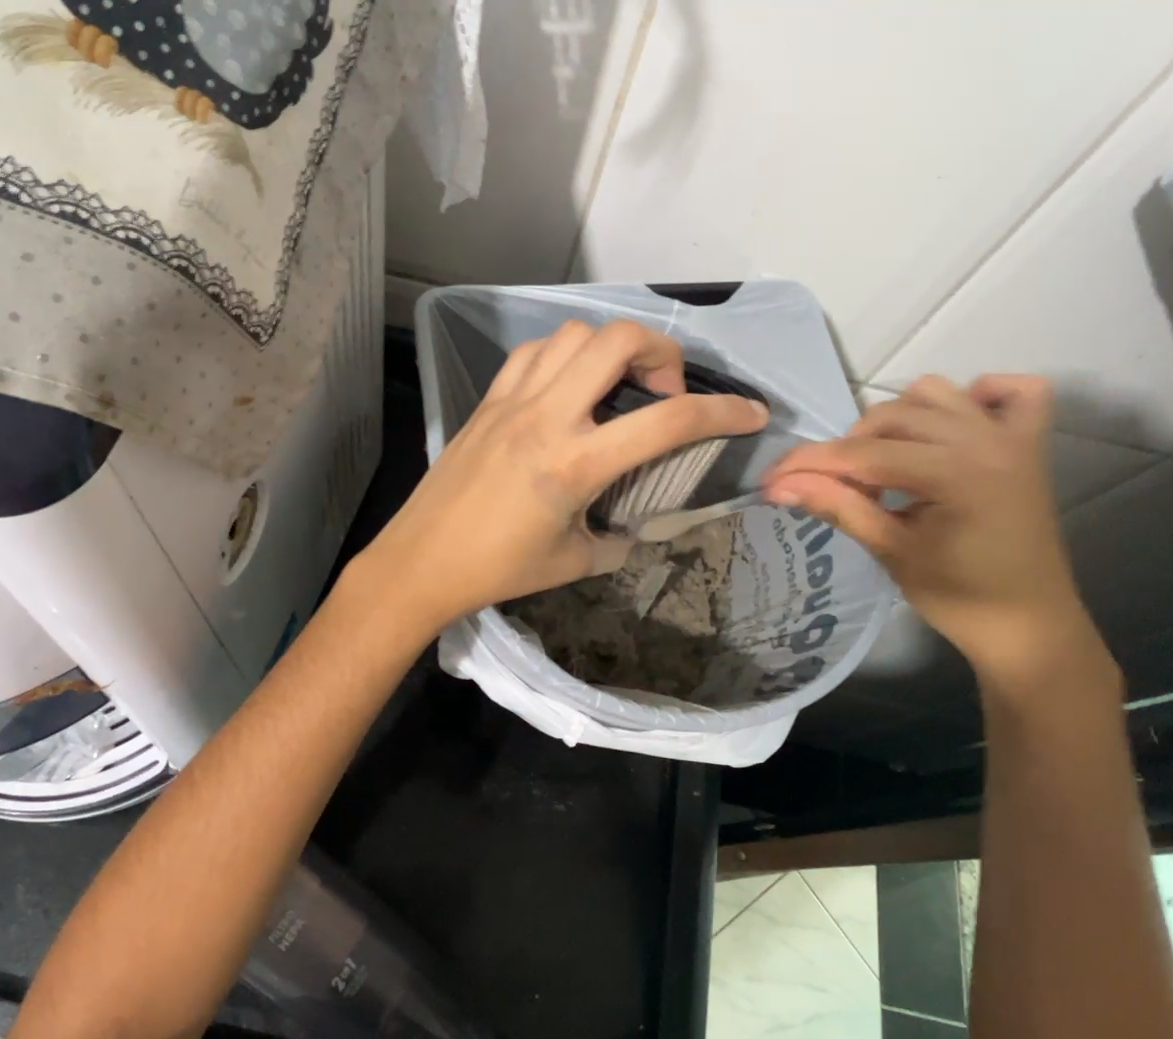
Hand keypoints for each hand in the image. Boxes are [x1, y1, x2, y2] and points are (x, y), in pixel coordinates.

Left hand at [350, 320, 768, 631]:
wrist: (421, 562)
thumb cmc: (497, 570)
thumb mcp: (573, 562)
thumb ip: (618, 540)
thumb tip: (636, 527)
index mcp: (575, 462)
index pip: (668, 420)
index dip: (722, 412)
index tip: (750, 413)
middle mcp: (546, 417)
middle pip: (617, 340)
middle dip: (661, 353)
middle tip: (664, 391)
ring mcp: (511, 402)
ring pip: (572, 334)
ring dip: (609, 348)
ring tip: (616, 387)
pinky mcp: (486, 402)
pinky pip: (532, 353)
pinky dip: (562, 356)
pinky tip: (566, 388)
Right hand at [763, 375, 1091, 678]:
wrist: (1027, 624)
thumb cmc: (957, 595)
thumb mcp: (890, 550)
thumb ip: (837, 506)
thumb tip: (778, 486)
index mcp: (954, 472)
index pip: (863, 454)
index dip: (809, 464)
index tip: (769, 480)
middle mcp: (984, 439)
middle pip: (891, 416)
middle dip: (849, 448)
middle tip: (836, 491)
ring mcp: (1010, 436)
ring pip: (933, 394)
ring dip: (897, 421)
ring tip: (885, 465)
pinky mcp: (1027, 442)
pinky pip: (1011, 391)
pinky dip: (976, 396)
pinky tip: (950, 428)